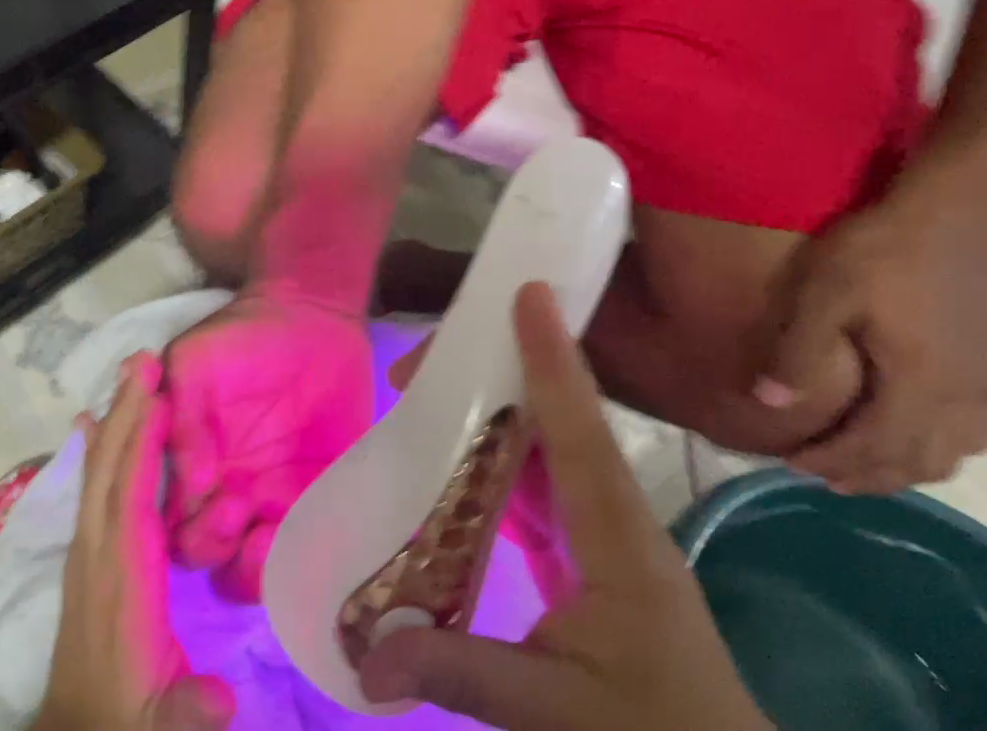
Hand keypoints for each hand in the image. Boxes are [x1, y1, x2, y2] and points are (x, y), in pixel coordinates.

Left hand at [34, 354, 234, 730]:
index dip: (142, 448)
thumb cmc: (129, 716)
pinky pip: (91, 488)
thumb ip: (190, 710)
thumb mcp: (164, 722)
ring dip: (111, 421)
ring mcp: (84, 553)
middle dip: (125, 413)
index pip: (131, 502)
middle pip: (107, 471)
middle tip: (139, 360)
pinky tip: (92, 426)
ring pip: (95, 473)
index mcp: (123, 583)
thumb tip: (219, 699)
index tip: (157, 397)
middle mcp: (95, 555)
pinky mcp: (83, 556)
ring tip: (123, 377)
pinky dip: (95, 450)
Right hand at [162, 292, 374, 600]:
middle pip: (209, 557)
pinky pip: (313, 544)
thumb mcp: (193, 364)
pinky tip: (307, 528)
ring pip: (257, 567)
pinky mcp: (322, 495)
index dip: (183, 532)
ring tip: (268, 535)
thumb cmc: (239, 337)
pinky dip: (307, 553)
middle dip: (214, 547)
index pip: (170, 529)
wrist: (308, 315)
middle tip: (235, 508)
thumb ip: (183, 417)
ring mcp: (275, 500)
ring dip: (255, 567)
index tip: (206, 502)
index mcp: (191, 471)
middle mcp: (227, 495)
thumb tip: (189, 481)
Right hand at [359, 284, 771, 730]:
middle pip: (559, 430)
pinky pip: (539, 499)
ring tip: (432, 395)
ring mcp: (606, 545)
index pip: (581, 436)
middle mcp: (616, 526)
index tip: (530, 296)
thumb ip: (458, 673)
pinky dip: (497, 473)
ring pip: (549, 459)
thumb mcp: (553, 712)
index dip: (554, 363)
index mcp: (620, 544)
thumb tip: (366, 655)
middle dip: (498, 382)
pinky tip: (457, 467)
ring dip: (494, 423)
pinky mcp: (591, 566)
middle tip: (421, 364)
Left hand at [762, 178, 986, 494]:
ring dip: (906, 465)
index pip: (874, 447)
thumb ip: (797, 352)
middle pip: (920, 461)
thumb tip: (767, 403)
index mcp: (920, 384)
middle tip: (821, 476)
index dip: (832, 462)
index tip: (791, 466)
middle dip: (868, 475)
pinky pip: (977, 429)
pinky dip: (938, 445)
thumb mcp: (824, 297)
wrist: (954, 210)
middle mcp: (966, 395)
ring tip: (860, 464)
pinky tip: (911, 433)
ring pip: (955, 450)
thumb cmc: (879, 252)